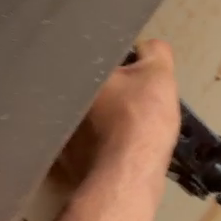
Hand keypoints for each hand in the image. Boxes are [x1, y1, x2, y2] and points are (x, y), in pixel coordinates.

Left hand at [64, 41, 179, 179]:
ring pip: (90, 119)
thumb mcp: (158, 73)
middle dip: (111, 92)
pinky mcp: (68, 162)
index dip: (122, 66)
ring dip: (106, 120)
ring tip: (130, 127)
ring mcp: (62, 134)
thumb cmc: (141, 117)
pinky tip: (121, 148)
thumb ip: (154, 51)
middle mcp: (61, 104)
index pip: (98, 60)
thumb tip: (147, 47)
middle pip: (92, 90)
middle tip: (135, 101)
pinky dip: (103, 144)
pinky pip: (90, 145)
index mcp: (77, 76)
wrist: (130, 173)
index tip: (137, 76)